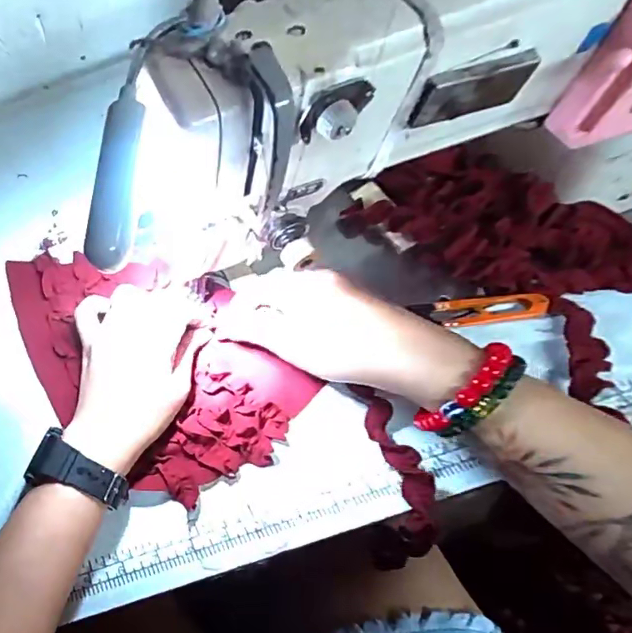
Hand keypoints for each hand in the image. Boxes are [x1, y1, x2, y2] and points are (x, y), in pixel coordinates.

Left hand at [61, 285, 208, 471]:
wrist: (104, 436)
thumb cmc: (146, 418)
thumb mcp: (178, 389)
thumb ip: (189, 353)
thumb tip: (203, 333)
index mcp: (157, 339)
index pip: (181, 308)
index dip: (197, 314)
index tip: (205, 326)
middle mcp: (130, 327)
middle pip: (157, 298)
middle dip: (176, 307)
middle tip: (186, 327)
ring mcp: (106, 331)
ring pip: (127, 295)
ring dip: (145, 301)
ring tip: (155, 319)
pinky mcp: (89, 340)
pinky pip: (88, 309)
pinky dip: (101, 305)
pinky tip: (113, 315)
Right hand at [217, 269, 480, 408]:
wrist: (407, 355)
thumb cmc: (342, 349)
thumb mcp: (290, 343)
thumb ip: (255, 330)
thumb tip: (224, 323)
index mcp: (297, 283)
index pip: (254, 288)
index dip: (235, 310)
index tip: (224, 333)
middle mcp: (317, 277)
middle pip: (275, 289)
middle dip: (256, 311)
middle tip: (245, 339)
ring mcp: (339, 287)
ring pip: (296, 297)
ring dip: (278, 315)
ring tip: (272, 342)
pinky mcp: (356, 302)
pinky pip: (315, 305)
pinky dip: (299, 319)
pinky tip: (305, 338)